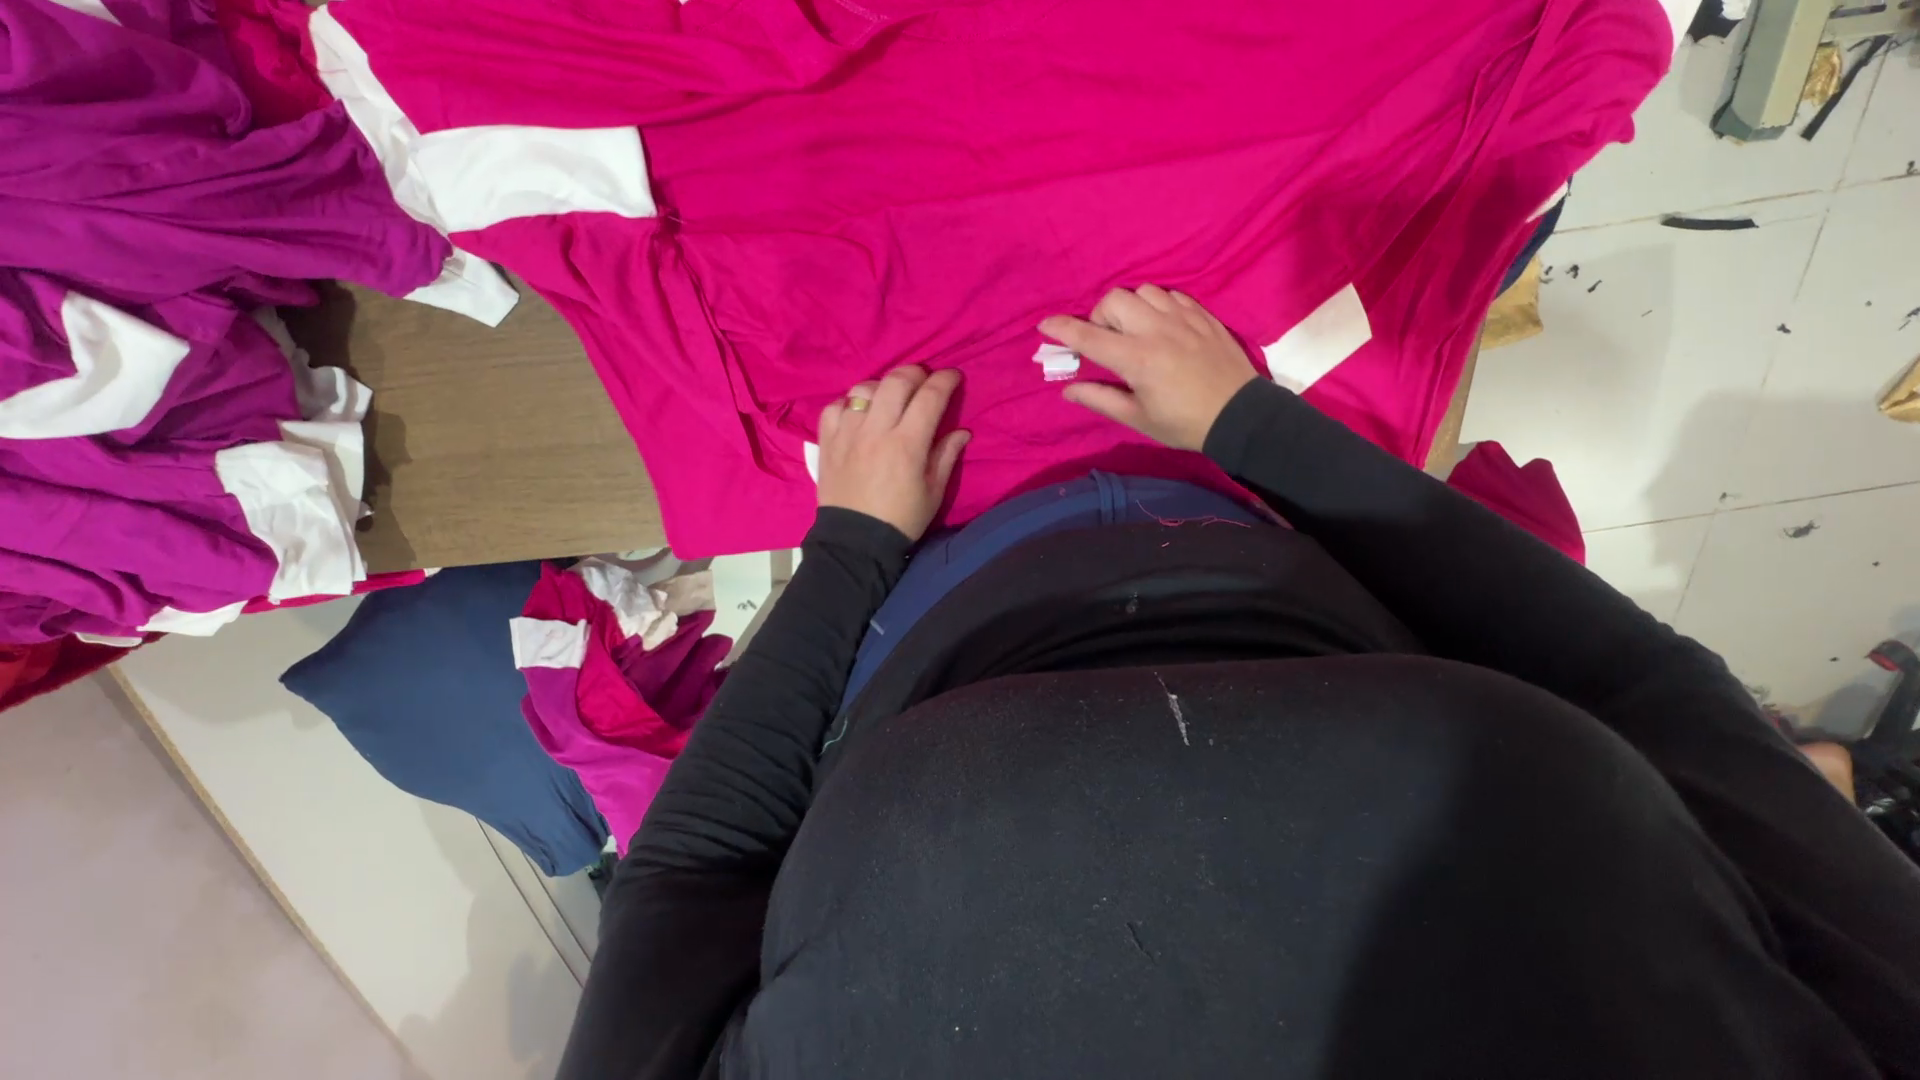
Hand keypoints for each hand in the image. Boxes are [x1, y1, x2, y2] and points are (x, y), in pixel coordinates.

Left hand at [817, 365, 970, 541]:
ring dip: (883, 387)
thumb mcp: (933, 492)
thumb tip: (961, 431)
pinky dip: (850, 403)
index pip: (930, 396)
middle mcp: (876, 431)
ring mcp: (847, 433)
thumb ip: (946, 456)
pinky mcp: (827, 441)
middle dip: (916, 373)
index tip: (953, 377)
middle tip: (924, 381)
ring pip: (864, 388)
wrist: (855, 543)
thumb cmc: (901, 519)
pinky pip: (835, 406)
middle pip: (896, 381)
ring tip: (890, 398)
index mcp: (907, 444)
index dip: (945, 380)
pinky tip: (859, 414)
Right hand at [1040, 285, 1257, 451]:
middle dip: (1100, 317)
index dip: (1062, 329)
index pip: (1088, 336)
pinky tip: (1161, 326)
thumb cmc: (1184, 423)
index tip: (1045, 326)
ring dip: (1130, 308)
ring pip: (1142, 292)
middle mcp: (1156, 330)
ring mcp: (1182, 318)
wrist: (1241, 416)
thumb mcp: (1138, 418)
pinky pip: (1170, 295)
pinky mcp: (1201, 315)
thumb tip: (1068, 388)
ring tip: (1135, 330)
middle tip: (1106, 341)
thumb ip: (1100, 399)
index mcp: (1137, 359)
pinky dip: (1157, 306)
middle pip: (1113, 300)